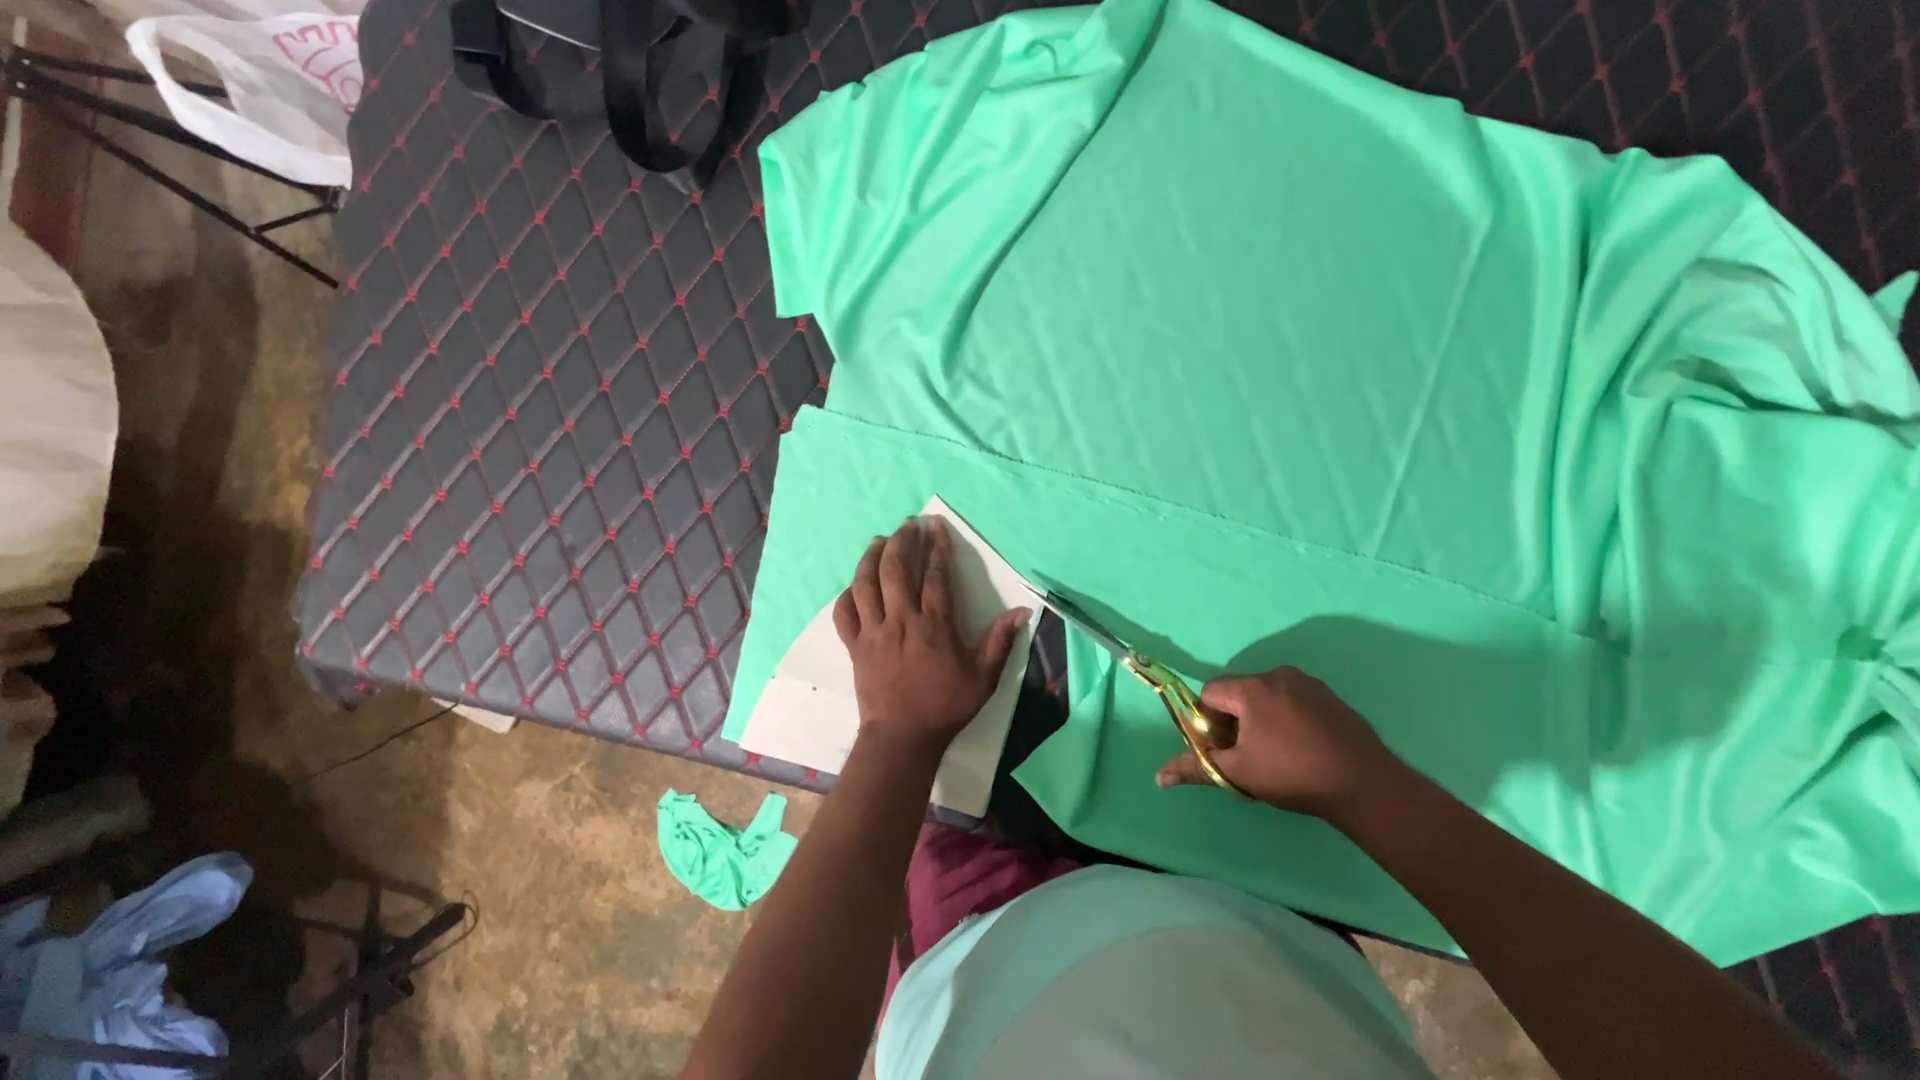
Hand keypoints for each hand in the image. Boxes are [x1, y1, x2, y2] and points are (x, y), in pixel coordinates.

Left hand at [833, 517, 1029, 757]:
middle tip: (909, 524)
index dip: (938, 548)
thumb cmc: (946, 706)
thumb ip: (1000, 641)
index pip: (936, 576)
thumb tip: (1022, 611)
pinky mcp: (855, 646)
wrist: (902, 737)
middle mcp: (901, 621)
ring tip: (880, 541)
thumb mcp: (983, 677)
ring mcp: (874, 632)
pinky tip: (855, 585)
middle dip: (902, 541)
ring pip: (866, 583)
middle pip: (896, 569)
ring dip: (871, 557)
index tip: (937, 527)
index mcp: (935, 626)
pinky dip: (847, 594)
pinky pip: (845, 613)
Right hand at [1156, 666, 1404, 819]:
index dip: (1208, 721)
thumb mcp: (1237, 774)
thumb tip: (1158, 777)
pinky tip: (1303, 750)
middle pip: (1239, 693)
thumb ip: (1195, 768)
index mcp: (1252, 688)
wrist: (1364, 784)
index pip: (1210, 692)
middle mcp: (1278, 675)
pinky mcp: (1332, 697)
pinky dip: (1289, 720)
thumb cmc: (1292, 775)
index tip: (1224, 749)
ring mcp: (1309, 684)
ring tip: (1279, 756)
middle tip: (1250, 757)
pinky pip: (1295, 702)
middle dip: (1236, 722)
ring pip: (1268, 698)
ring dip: (1263, 721)